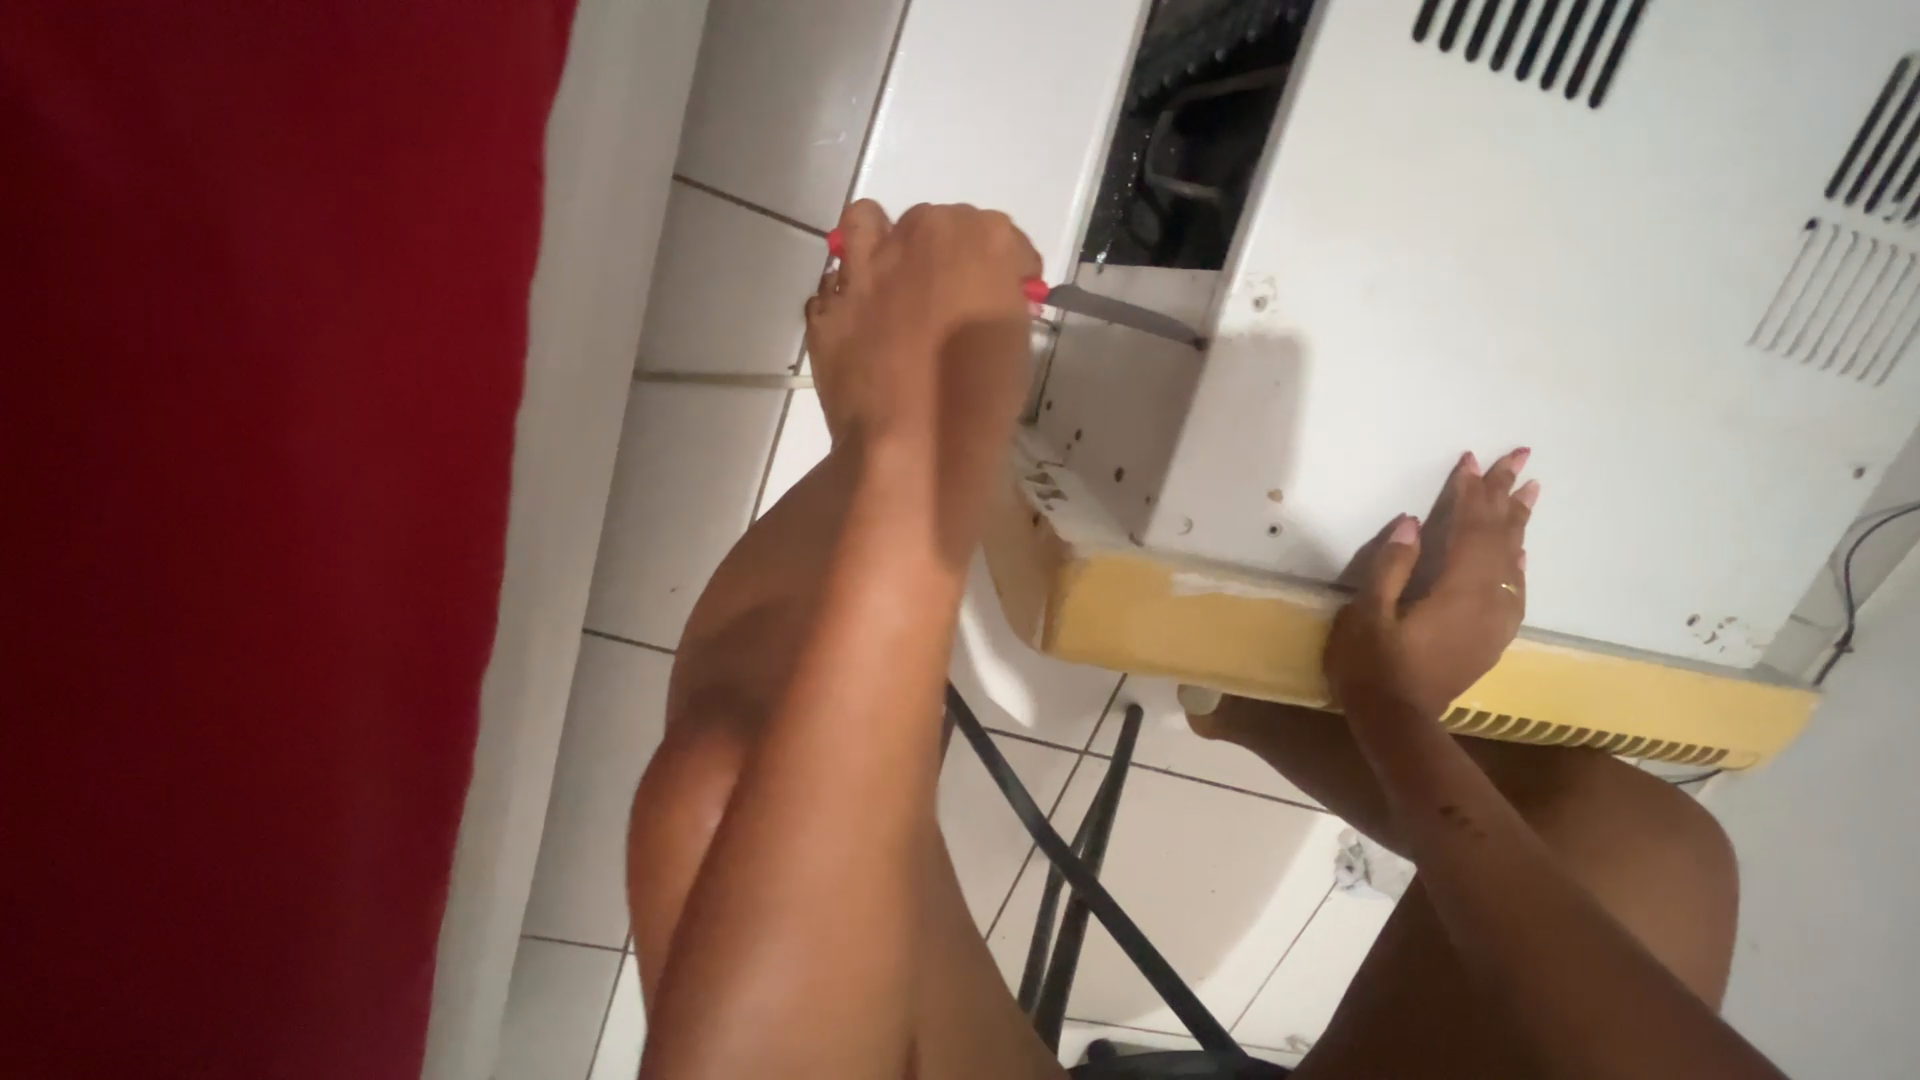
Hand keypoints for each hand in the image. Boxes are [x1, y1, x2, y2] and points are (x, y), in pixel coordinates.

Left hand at [804, 200, 1040, 449]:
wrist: (916, 445)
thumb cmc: (982, 396)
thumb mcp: (1015, 339)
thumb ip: (1000, 299)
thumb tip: (984, 298)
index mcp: (975, 238)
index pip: (998, 234)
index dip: (1007, 266)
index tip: (1011, 293)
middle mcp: (914, 237)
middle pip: (932, 225)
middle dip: (946, 255)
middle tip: (953, 300)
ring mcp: (862, 271)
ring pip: (866, 226)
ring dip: (882, 245)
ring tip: (892, 284)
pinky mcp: (826, 310)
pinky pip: (834, 287)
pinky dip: (849, 300)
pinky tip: (864, 329)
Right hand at [1324, 449, 1538, 719]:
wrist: (1397, 722)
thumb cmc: (1371, 666)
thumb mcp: (1367, 613)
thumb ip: (1392, 566)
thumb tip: (1411, 522)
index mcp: (1456, 590)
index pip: (1469, 529)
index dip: (1469, 493)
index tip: (1470, 460)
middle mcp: (1487, 601)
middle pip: (1500, 538)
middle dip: (1505, 496)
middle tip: (1519, 457)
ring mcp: (1494, 621)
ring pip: (1513, 560)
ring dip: (1519, 523)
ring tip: (1530, 491)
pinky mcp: (1491, 637)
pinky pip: (1514, 588)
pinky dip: (1518, 561)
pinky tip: (1520, 551)